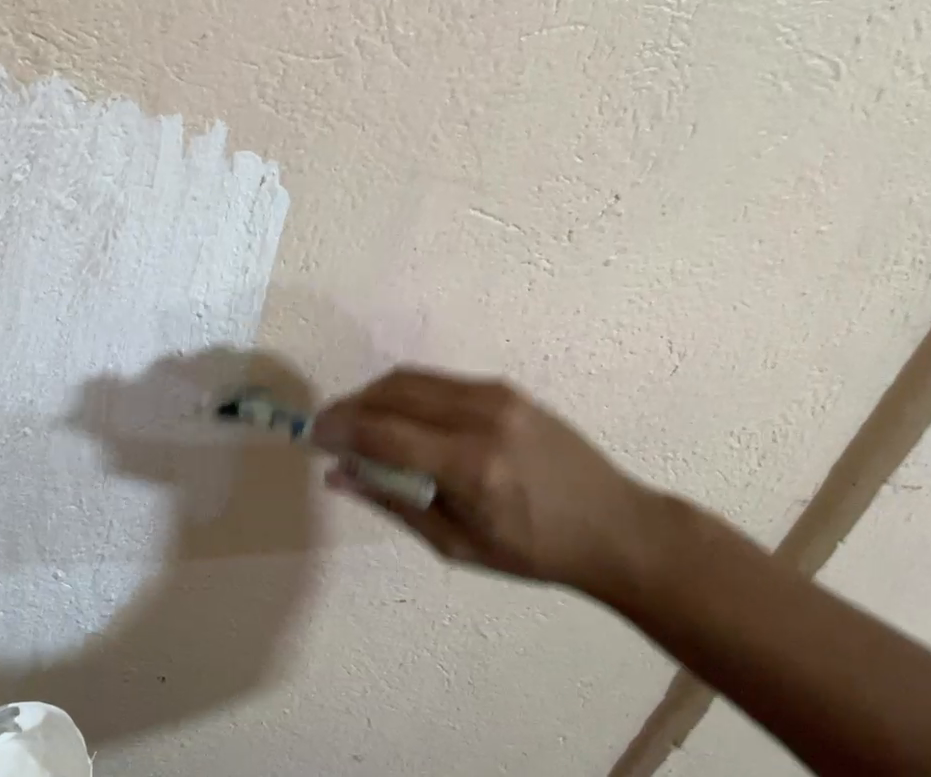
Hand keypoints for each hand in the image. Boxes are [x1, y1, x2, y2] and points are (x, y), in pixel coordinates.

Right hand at [313, 368, 656, 594]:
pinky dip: (406, 393)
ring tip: (359, 422)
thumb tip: (337, 474)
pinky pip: (438, 381)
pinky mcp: (506, 389)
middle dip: (350, 406)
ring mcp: (497, 397)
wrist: (618, 528)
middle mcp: (482, 419)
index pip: (383, 432)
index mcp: (472, 467)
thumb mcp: (457, 545)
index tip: (312, 436)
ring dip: (374, 396)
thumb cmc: (536, 552)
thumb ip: (393, 501)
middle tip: (329, 429)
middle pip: (391, 393)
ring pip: (411, 379)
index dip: (339, 429)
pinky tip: (401, 417)